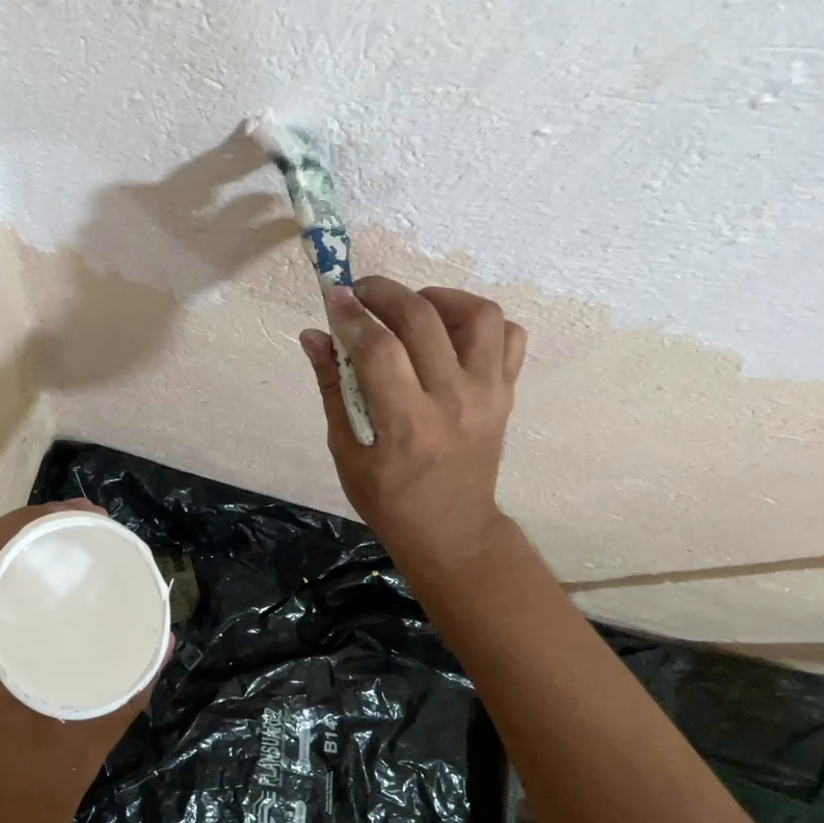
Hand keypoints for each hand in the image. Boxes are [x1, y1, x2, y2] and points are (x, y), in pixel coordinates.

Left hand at [0, 502, 165, 822]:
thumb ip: (122, 693)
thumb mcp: (77, 750)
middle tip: (87, 529)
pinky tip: (46, 601)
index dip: (20, 524)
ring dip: (16, 558)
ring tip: (72, 552)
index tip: (79, 517)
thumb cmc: (11, 807)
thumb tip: (161, 639)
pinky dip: (9, 591)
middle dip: (27, 532)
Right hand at [299, 277, 527, 568]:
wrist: (451, 530)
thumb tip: (315, 335)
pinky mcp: (506, 393)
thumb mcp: (346, 449)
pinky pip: (508, 337)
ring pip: (478, 315)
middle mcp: (454, 401)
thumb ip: (332, 387)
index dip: (351, 316)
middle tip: (361, 293)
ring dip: (439, 298)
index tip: (333, 298)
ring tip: (410, 309)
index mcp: (407, 423)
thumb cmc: (388, 497)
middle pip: (423, 319)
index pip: (379, 348)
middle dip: (384, 292)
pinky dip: (479, 322)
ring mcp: (488, 394)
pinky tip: (448, 331)